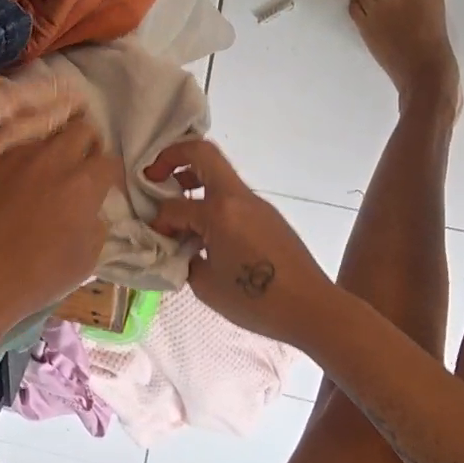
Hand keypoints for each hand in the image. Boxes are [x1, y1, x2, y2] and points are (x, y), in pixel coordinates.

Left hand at [0, 117, 120, 334]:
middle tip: (83, 171)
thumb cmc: (35, 279)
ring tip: (51, 178)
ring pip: (47, 138)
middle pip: (81, 130)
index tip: (108, 188)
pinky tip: (21, 186)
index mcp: (82, 184)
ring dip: (56, 152)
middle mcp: (52, 160)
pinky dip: (27, 163)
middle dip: (88, 146)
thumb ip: (95, 227)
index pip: (110, 161)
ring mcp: (17, 160)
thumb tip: (90, 212)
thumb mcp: (85, 261)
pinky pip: (18, 153)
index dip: (112, 175)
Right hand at [145, 140, 335, 345]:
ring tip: (178, 205)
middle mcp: (239, 198)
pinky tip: (205, 232)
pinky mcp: (268, 216)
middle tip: (153, 176)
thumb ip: (185, 259)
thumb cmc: (255, 302)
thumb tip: (179, 246)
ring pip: (220, 174)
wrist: (310, 308)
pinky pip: (233, 197)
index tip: (156, 239)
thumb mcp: (206, 285)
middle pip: (203, 153)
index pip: (176, 206)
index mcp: (220, 212)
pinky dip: (212, 202)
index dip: (159, 220)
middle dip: (172, 156)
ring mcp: (257, 204)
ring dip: (194, 179)